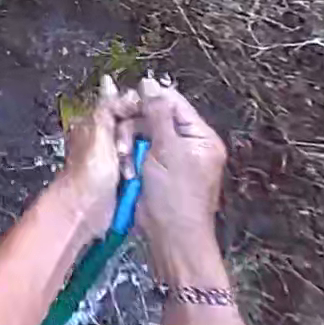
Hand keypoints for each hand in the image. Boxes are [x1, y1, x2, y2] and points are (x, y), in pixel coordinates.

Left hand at [53, 74, 140, 240]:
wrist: (85, 211)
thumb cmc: (87, 174)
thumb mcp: (99, 133)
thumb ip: (107, 109)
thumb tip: (111, 85)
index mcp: (92, 122)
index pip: (120, 104)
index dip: (135, 110)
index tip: (147, 117)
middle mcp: (101, 137)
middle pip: (132, 125)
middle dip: (138, 136)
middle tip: (129, 152)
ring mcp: (110, 157)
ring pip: (137, 146)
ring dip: (138, 156)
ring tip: (129, 168)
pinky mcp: (119, 176)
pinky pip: (137, 166)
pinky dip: (138, 171)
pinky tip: (134, 177)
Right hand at [134, 75, 228, 278]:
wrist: (171, 241)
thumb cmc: (175, 198)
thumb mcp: (166, 150)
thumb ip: (157, 114)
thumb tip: (149, 83)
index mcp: (199, 136)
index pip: (171, 102)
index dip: (147, 101)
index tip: (126, 107)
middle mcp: (186, 143)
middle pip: (151, 116)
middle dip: (134, 130)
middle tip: (124, 146)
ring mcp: (169, 157)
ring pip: (139, 132)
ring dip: (128, 146)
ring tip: (126, 164)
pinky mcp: (154, 169)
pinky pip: (135, 150)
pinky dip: (128, 158)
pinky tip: (127, 171)